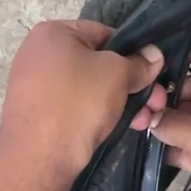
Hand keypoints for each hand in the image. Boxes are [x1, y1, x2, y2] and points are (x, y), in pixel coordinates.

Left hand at [0, 20, 166, 187]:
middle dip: (129, 84)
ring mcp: (35, 84)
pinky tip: (117, 128)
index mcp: (53, 32)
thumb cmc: (79, 103)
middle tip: (155, 104)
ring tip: (143, 121)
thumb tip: (154, 54)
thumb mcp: (117, 75)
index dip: (132, 52)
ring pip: (89, 88)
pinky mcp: (38, 112)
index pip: (104, 33)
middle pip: (98, 63)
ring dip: (119, 102)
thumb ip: (139, 63)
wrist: (40, 157)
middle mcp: (39, 54)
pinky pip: (75, 106)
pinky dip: (97, 114)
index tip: (151, 74)